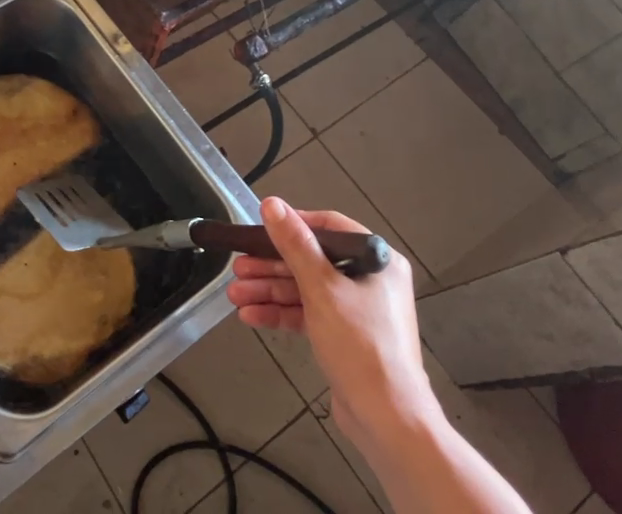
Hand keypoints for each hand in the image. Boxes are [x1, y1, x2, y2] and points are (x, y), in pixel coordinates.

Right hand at [228, 197, 436, 443]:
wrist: (386, 417)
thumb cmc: (360, 344)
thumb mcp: (322, 288)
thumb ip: (294, 245)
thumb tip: (272, 204)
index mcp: (377, 259)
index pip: (329, 227)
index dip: (293, 225)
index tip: (259, 229)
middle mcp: (370, 279)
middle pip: (313, 260)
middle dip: (272, 265)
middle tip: (238, 267)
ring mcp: (357, 309)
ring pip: (306, 288)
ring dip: (270, 291)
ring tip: (236, 294)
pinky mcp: (344, 335)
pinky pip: (309, 313)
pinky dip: (282, 313)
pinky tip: (250, 316)